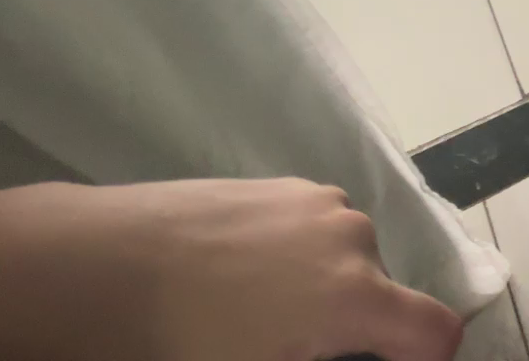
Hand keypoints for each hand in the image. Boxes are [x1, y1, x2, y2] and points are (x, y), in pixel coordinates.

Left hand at [0, 179, 463, 360]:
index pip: (436, 331)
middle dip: (352, 328)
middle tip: (286, 351)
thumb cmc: (168, 345)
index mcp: (353, 296)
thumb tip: (333, 350)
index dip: (425, 360)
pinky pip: (320, 232)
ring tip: (248, 312)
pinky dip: (300, 259)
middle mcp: (356, 239)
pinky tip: (235, 276)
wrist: (91, 266)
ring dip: (324, 291)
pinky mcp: (292, 185)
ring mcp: (324, 204)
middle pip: (384, 294)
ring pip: (349, 261)